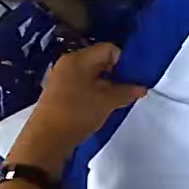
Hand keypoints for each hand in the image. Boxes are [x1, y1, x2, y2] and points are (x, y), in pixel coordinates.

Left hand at [9, 43, 147, 168]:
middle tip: (128, 90)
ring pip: (90, 75)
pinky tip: (100, 107)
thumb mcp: (106, 102)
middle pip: (98, 61)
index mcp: (78, 59)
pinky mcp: (57, 93)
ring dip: (105, 85)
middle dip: (116, 74)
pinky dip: (93, 93)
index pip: (108, 49)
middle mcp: (67, 64)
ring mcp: (61, 78)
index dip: (123, 61)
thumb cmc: (77, 114)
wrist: (46, 139)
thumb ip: (126, 92)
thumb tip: (142, 88)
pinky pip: (81, 85)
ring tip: (116, 101)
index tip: (132, 78)